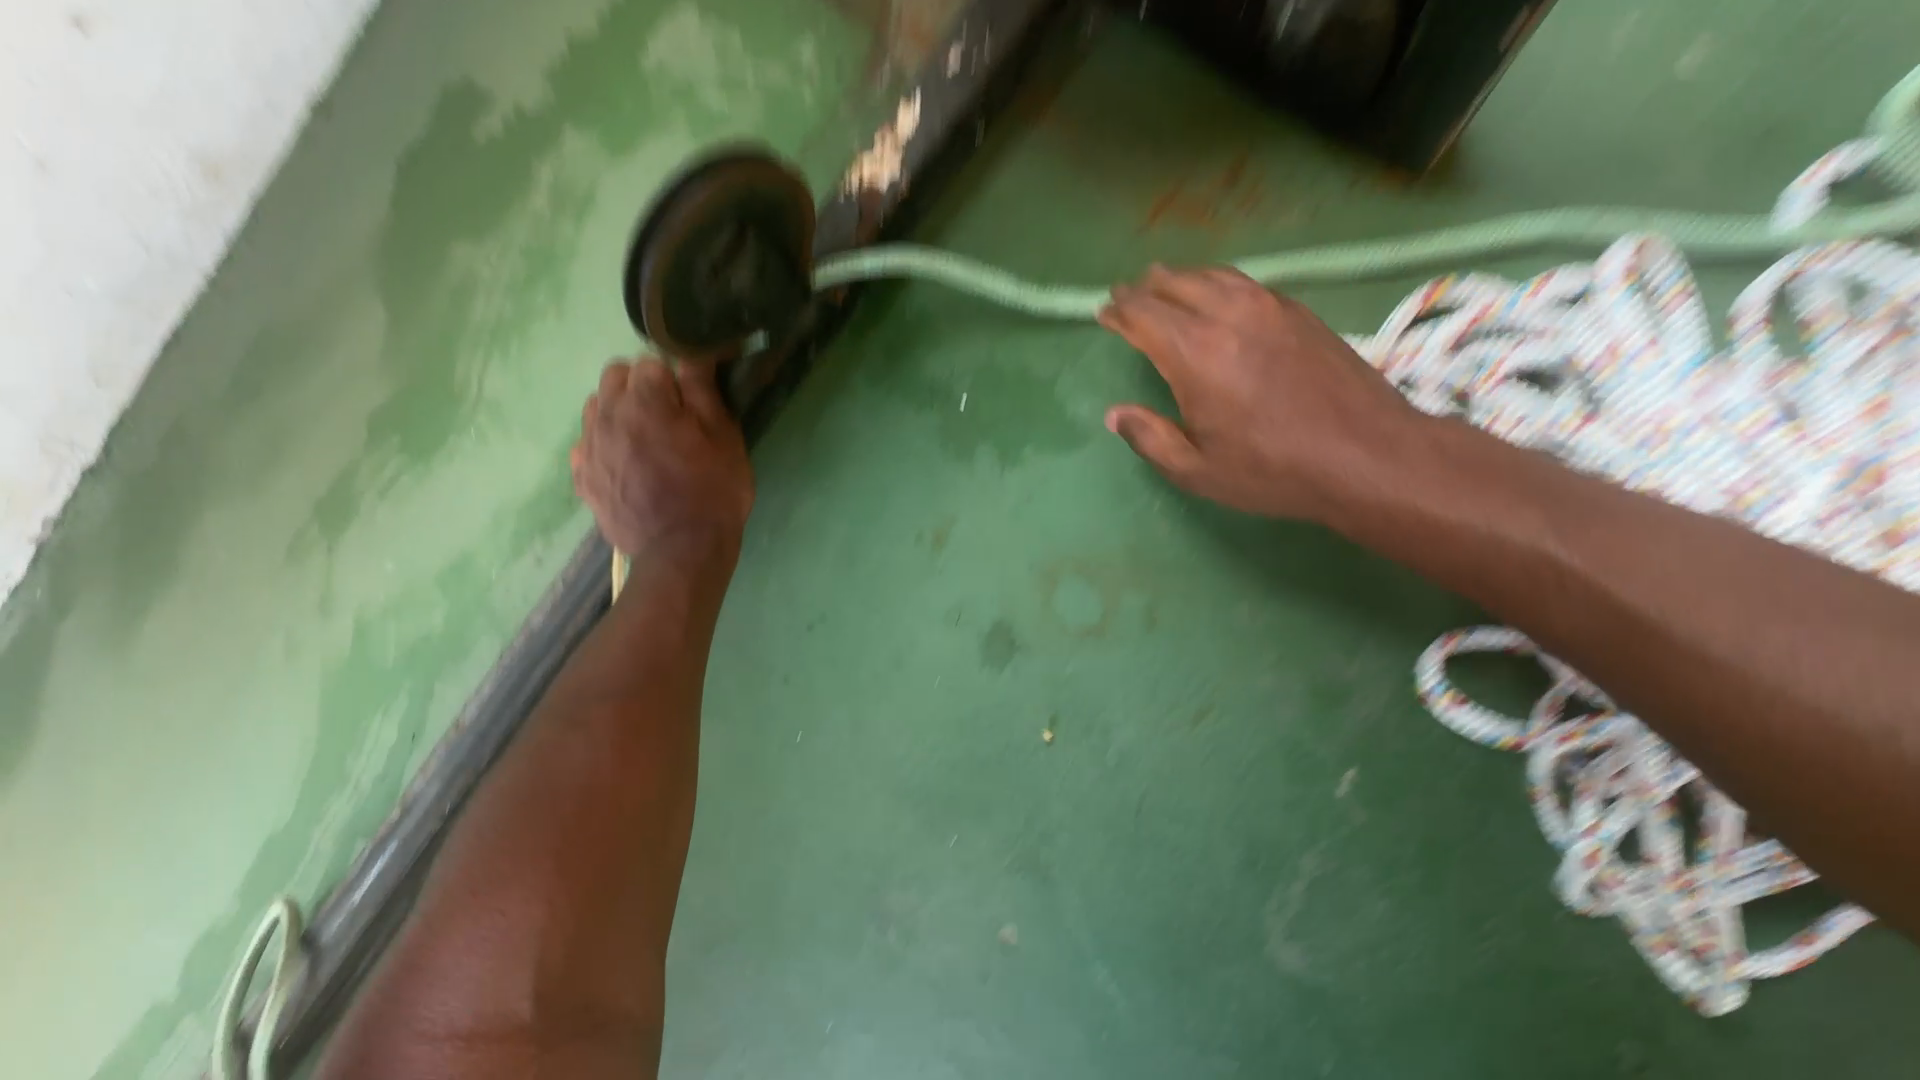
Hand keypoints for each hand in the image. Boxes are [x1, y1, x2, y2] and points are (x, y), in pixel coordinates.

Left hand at [572, 358, 753, 558]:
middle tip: (668, 417)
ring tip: (645, 442)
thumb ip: (702, 389)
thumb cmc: (713, 491)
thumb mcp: (725, 436)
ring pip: (596, 408)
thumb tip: (690, 353)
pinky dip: (604, 447)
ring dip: (618, 414)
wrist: (682, 553)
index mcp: (644, 399)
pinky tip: (626, 466)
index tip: (691, 403)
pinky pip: (586, 445)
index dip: (674, 380)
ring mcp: (590, 448)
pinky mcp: (584, 479)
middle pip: (614, 377)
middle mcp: (607, 415)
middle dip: (639, 387)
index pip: (650, 362)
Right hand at [1100, 265, 1425, 524]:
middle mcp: (1227, 315)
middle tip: (1128, 295)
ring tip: (1166, 284)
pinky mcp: (1299, 311)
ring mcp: (1268, 307)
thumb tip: (1116, 414)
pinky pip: (1245, 283)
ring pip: (1212, 275)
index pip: (1142, 314)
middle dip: (1144, 288)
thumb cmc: (1273, 469)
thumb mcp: (1198, 470)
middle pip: (1174, 283)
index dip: (1118, 311)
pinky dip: (1218, 282)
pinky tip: (1219, 296)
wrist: (1367, 454)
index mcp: (1194, 352)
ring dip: (1182, 277)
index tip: (1104, 313)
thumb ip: (1150, 438)